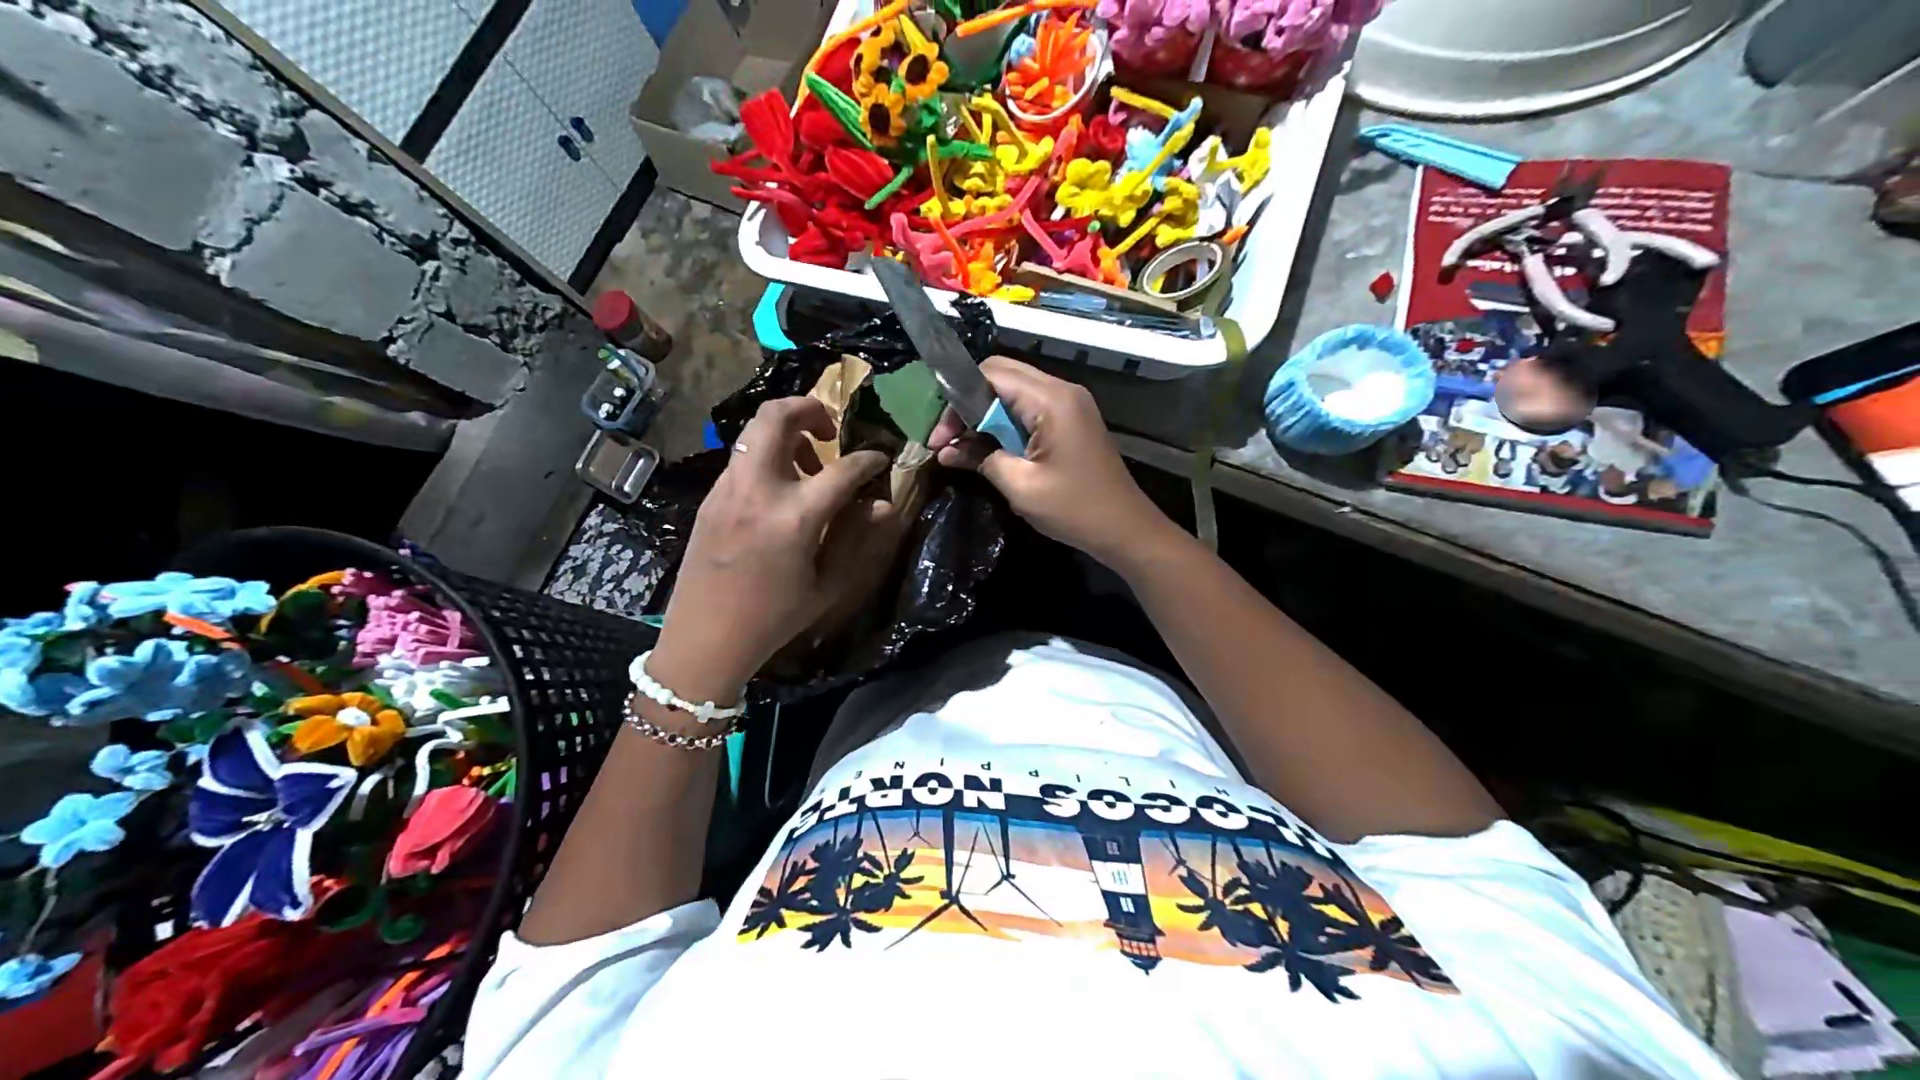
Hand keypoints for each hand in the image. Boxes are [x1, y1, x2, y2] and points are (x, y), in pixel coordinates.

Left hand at [650, 397, 899, 703]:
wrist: (704, 639)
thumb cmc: (773, 619)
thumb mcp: (827, 586)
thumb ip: (856, 537)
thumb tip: (883, 505)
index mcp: (794, 517)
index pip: (842, 468)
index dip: (868, 459)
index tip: (880, 459)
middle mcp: (758, 490)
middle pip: (776, 417)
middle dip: (809, 408)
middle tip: (830, 430)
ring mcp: (728, 489)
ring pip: (753, 431)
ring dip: (785, 432)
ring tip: (807, 465)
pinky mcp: (710, 497)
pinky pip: (741, 458)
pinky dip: (766, 455)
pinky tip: (779, 491)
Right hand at [931, 356, 1178, 567]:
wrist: (1125, 528)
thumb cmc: (1074, 509)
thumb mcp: (1020, 487)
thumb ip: (980, 459)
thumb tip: (945, 451)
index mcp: (1051, 400)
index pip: (991, 373)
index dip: (958, 398)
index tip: (941, 436)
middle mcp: (1061, 390)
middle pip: (1001, 375)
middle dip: (967, 404)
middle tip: (947, 440)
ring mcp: (1069, 403)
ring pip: (1012, 392)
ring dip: (984, 415)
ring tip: (962, 448)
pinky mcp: (1070, 420)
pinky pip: (1028, 408)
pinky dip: (1004, 424)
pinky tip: (989, 449)